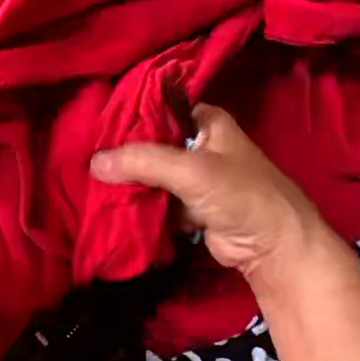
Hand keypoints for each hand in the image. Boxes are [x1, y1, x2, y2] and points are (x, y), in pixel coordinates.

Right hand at [89, 104, 336, 282]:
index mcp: (204, 121)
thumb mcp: (192, 171)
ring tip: (91, 186)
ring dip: (126, 184)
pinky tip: (110, 206)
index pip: (156, 112)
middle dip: (121, 157)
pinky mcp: (185, 207)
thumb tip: (93, 163)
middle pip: (148, 146)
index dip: (126, 122)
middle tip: (86, 162)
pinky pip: (152, 201)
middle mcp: (196, 144)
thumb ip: (144, 162)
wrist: (273, 248)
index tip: (92, 133)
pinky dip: (137, 205)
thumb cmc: (242, 195)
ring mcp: (190, 178)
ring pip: (147, 176)